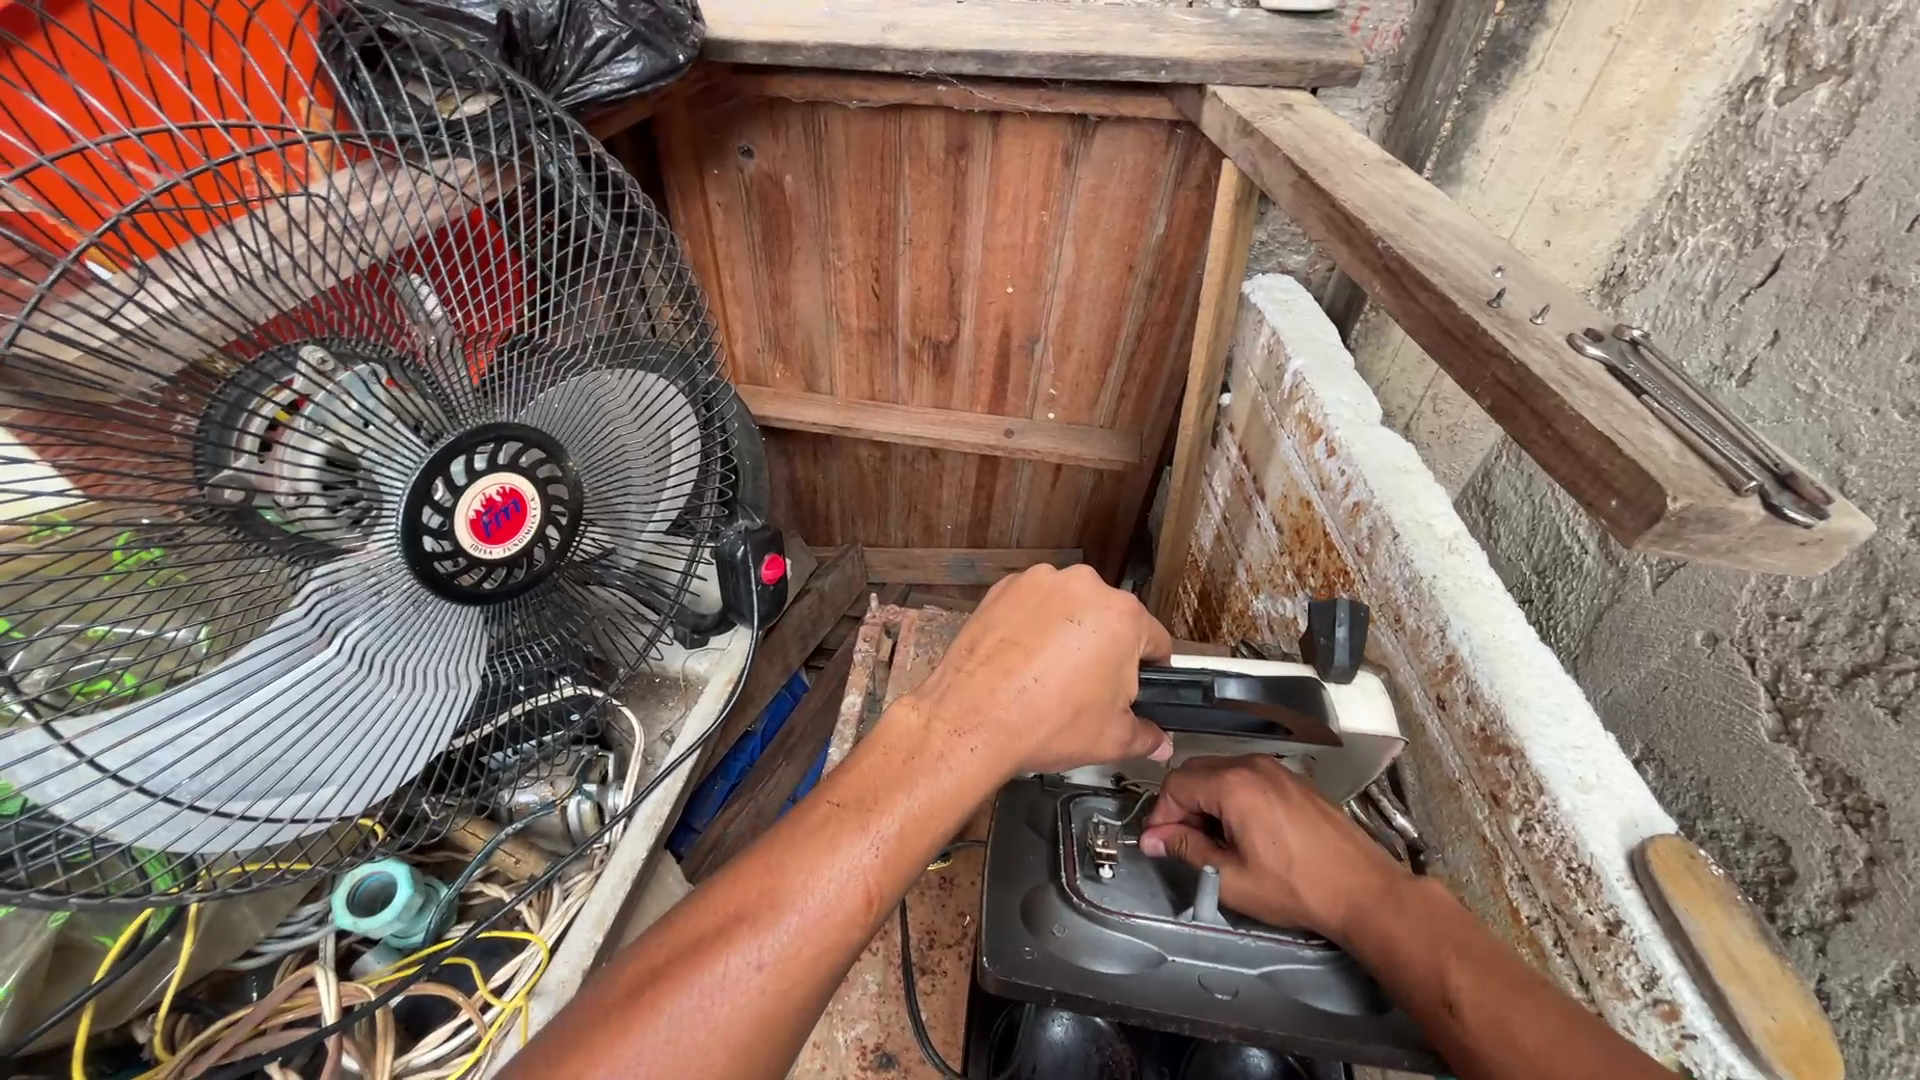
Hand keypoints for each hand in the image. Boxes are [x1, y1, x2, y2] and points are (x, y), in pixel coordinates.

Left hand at [896, 564, 1173, 777]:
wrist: (973, 718)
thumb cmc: (1045, 723)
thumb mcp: (1112, 738)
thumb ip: (1146, 735)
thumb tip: (1159, 741)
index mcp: (1123, 616)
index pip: (1154, 641)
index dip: (1150, 670)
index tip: (1136, 687)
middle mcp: (1084, 586)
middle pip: (1109, 619)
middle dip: (1104, 649)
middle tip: (1087, 687)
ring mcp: (1040, 582)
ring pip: (1069, 608)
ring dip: (1067, 632)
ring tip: (1049, 675)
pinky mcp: (1004, 588)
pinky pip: (1031, 605)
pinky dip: (1031, 625)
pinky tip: (1022, 660)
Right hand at [1139, 755, 1407, 941]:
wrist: (1366, 892)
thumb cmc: (1296, 889)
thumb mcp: (1231, 878)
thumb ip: (1186, 851)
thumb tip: (1151, 839)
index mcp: (1233, 784)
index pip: (1175, 785)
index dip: (1161, 815)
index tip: (1160, 843)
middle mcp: (1252, 765)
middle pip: (1195, 772)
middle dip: (1182, 805)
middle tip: (1185, 843)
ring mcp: (1276, 768)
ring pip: (1221, 772)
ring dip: (1206, 801)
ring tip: (1215, 841)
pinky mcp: (1294, 779)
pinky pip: (1247, 777)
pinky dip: (1232, 797)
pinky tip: (1244, 831)